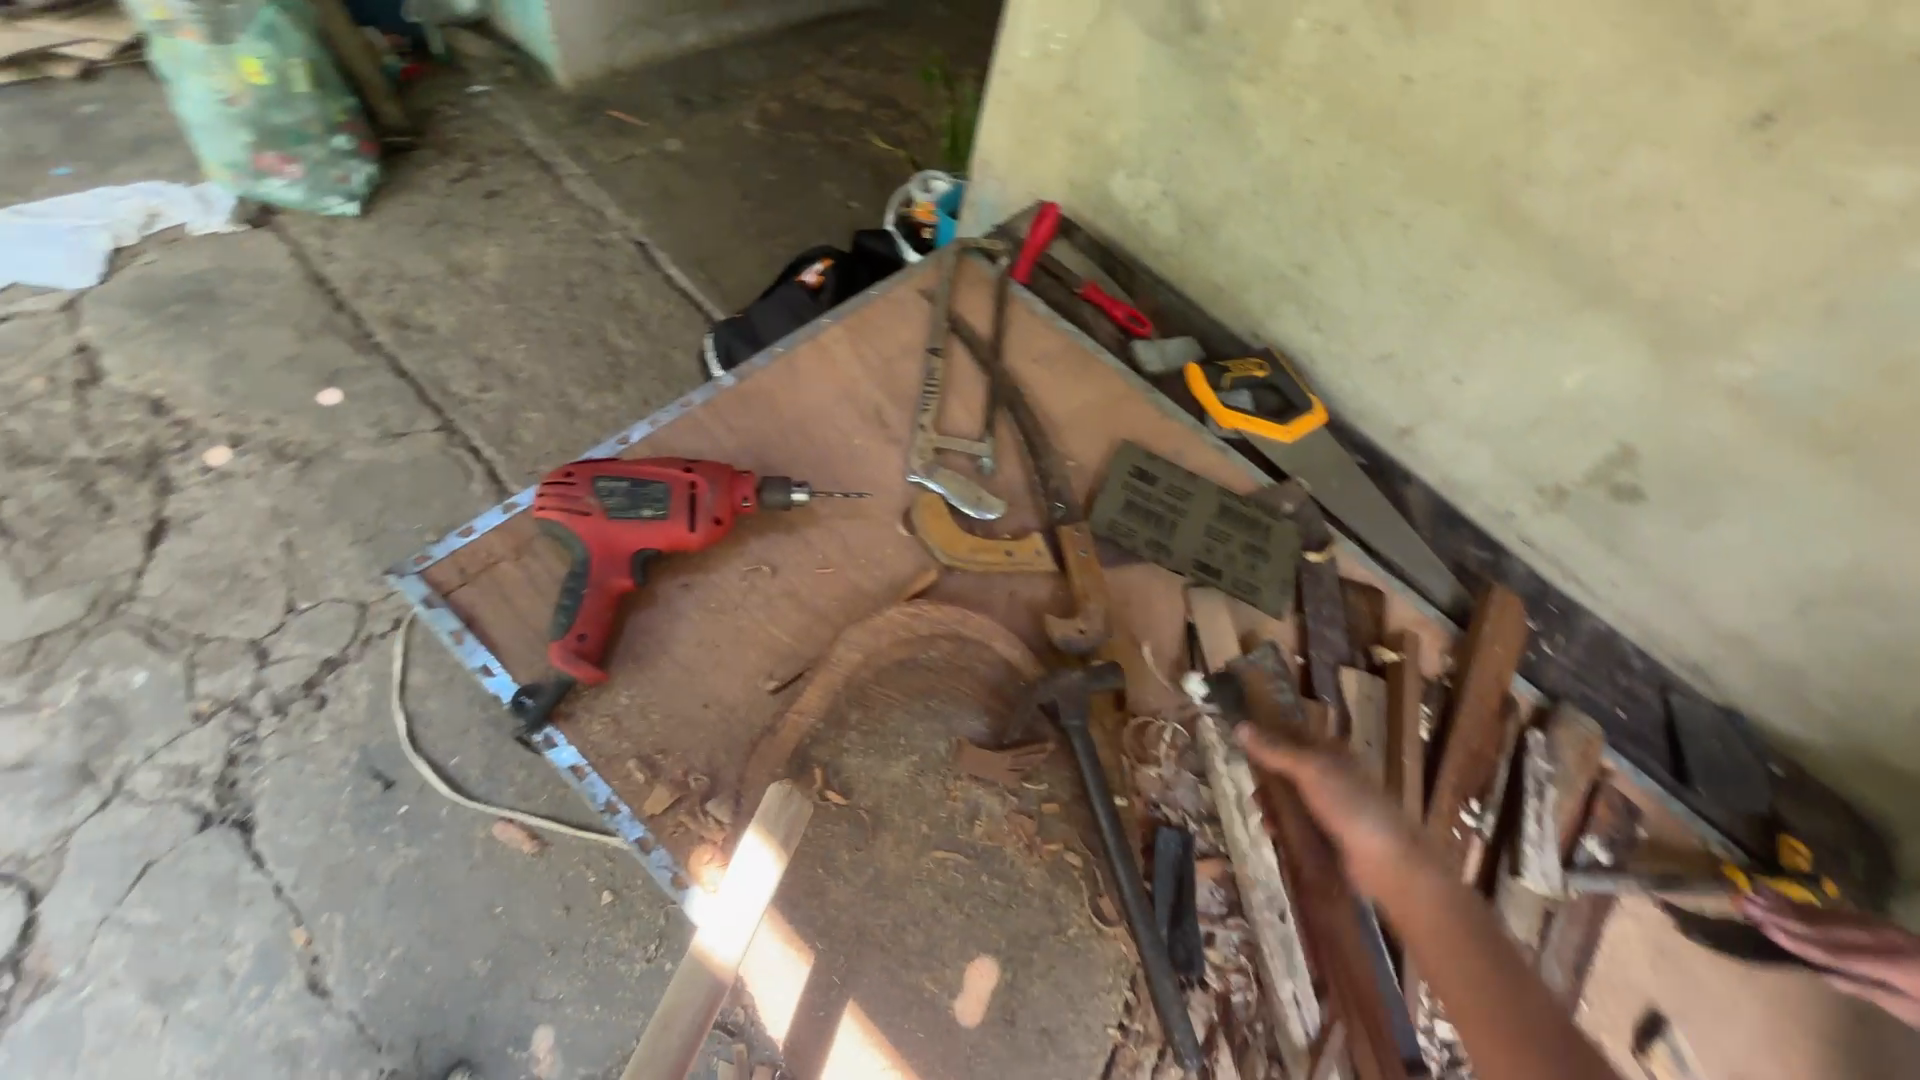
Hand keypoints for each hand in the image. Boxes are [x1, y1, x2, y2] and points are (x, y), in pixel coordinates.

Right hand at [1235, 724, 1429, 899]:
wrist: (1387, 862)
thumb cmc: (1350, 806)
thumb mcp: (1310, 770)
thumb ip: (1275, 750)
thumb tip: (1240, 726)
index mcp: (1331, 754)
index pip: (1294, 734)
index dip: (1269, 733)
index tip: (1239, 738)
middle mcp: (1330, 777)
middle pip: (1288, 768)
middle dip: (1266, 775)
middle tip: (1248, 781)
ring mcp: (1329, 808)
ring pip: (1290, 798)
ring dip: (1272, 803)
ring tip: (1259, 811)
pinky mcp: (1327, 836)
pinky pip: (1296, 825)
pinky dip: (1282, 826)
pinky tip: (1271, 832)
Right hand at [1741, 891, 1919, 1027]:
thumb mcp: (1910, 1009)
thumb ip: (1866, 988)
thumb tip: (1821, 971)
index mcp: (1889, 962)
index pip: (1829, 950)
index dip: (1793, 939)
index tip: (1757, 924)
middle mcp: (1881, 939)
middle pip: (1823, 926)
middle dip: (1780, 913)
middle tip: (1742, 897)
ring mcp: (1884, 929)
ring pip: (1829, 916)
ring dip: (1789, 904)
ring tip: (1756, 890)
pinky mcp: (1885, 926)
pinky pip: (1842, 915)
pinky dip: (1812, 908)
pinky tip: (1791, 901)